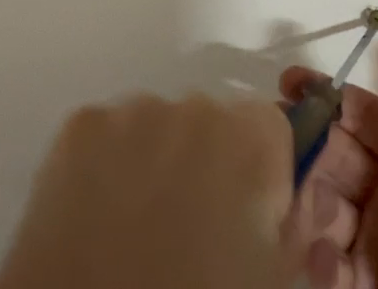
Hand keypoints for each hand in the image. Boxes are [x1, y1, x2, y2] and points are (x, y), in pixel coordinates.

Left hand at [0, 93, 299, 288]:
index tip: (243, 213)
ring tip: (137, 223)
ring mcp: (133, 110)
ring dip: (154, 158)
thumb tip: (297, 196)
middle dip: (203, 160)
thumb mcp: (271, 271)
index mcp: (253, 138)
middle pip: (209, 121)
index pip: (270, 128)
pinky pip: (107, 134)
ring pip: (155, 124)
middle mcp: (196, 106)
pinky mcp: (79, 124)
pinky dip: (106, 162)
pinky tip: (99, 213)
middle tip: (186, 225)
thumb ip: (295, 222)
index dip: (259, 171)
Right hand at [282, 42, 377, 288]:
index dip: (328, 97)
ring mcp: (373, 242)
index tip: (288, 85)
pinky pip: (321, 258)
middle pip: (334, 156)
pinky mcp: (355, 285)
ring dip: (310, 208)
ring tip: (318, 228)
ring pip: (320, 205)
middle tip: (282, 153)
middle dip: (308, 152)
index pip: (365, 116)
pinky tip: (327, 264)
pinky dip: (316, 257)